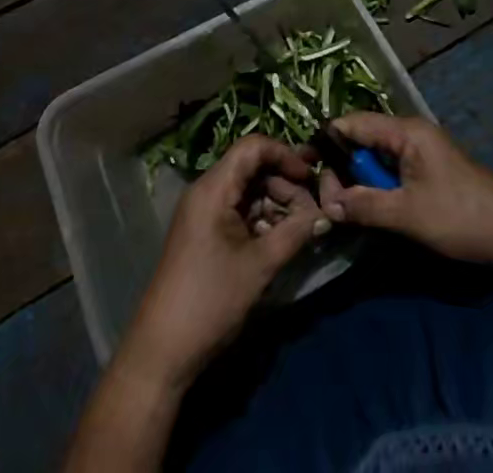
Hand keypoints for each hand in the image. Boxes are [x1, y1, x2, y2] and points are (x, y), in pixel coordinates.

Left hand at [117, 135, 329, 389]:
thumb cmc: (212, 298)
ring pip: (249, 192)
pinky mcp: (207, 232)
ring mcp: (205, 212)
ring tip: (302, 231)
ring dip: (277, 205)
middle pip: (253, 169)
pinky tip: (281, 242)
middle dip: (286, 185)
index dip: (285, 155)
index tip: (312, 177)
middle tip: (313, 214)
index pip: (253, 147)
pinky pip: (240, 212)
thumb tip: (325, 214)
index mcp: (214, 188)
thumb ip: (296, 232)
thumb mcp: (260, 264)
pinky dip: (263, 221)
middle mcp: (207, 191)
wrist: (166, 345)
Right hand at [318, 112, 492, 267]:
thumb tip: (325, 202)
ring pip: (373, 160)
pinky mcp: (425, 173)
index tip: (302, 165)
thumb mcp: (408, 215)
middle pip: (360, 141)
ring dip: (357, 181)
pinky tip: (365, 210)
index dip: (325, 142)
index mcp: (406, 132)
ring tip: (339, 206)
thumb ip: (363, 205)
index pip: (352, 123)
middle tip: (325, 198)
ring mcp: (419, 154)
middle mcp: (410, 135)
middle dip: (340, 168)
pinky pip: (388, 173)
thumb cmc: (463, 218)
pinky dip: (374, 188)